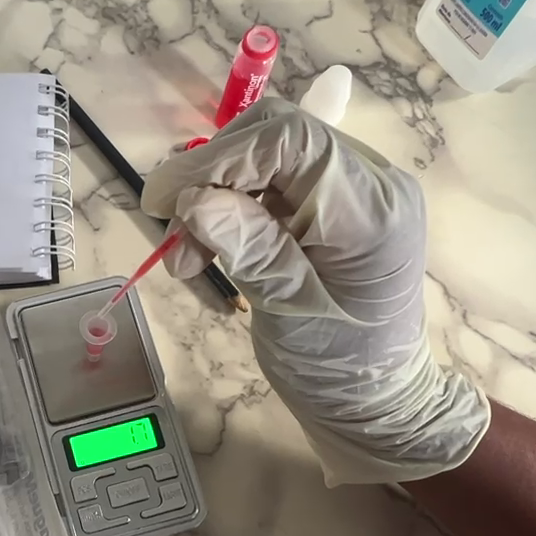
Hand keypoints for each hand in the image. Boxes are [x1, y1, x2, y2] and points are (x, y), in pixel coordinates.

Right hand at [142, 98, 487, 483]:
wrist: (373, 399)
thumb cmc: (336, 368)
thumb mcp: (288, 311)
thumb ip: (248, 248)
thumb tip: (192, 198)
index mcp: (371, 209)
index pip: (290, 140)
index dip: (218, 158)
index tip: (162, 200)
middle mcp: (371, 182)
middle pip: (276, 136)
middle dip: (211, 176)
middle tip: (173, 234)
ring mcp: (353, 190)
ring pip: (265, 156)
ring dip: (213, 196)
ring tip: (188, 259)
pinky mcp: (332, 205)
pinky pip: (270, 183)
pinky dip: (229, 209)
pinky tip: (209, 249)